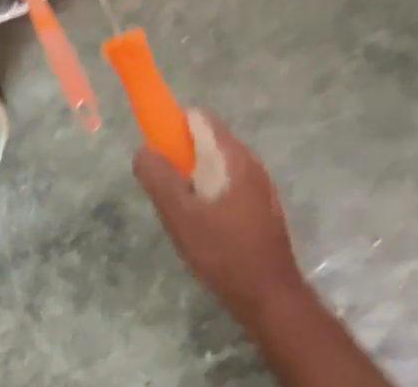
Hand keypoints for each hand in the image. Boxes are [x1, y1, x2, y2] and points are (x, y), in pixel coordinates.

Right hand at [133, 110, 308, 322]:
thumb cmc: (223, 253)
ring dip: (193, 176)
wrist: (273, 301)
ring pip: (215, 162)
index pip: (197, 116)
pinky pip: (227, 181)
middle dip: (180, 155)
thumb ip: (157, 176)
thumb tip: (144, 149)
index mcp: (231, 157)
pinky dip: (209, 191)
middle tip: (167, 187)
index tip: (156, 152)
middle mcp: (249, 162)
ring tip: (183, 210)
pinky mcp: (262, 205)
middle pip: (205, 138)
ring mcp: (260, 185)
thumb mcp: (179, 215)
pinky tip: (204, 225)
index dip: (170, 125)